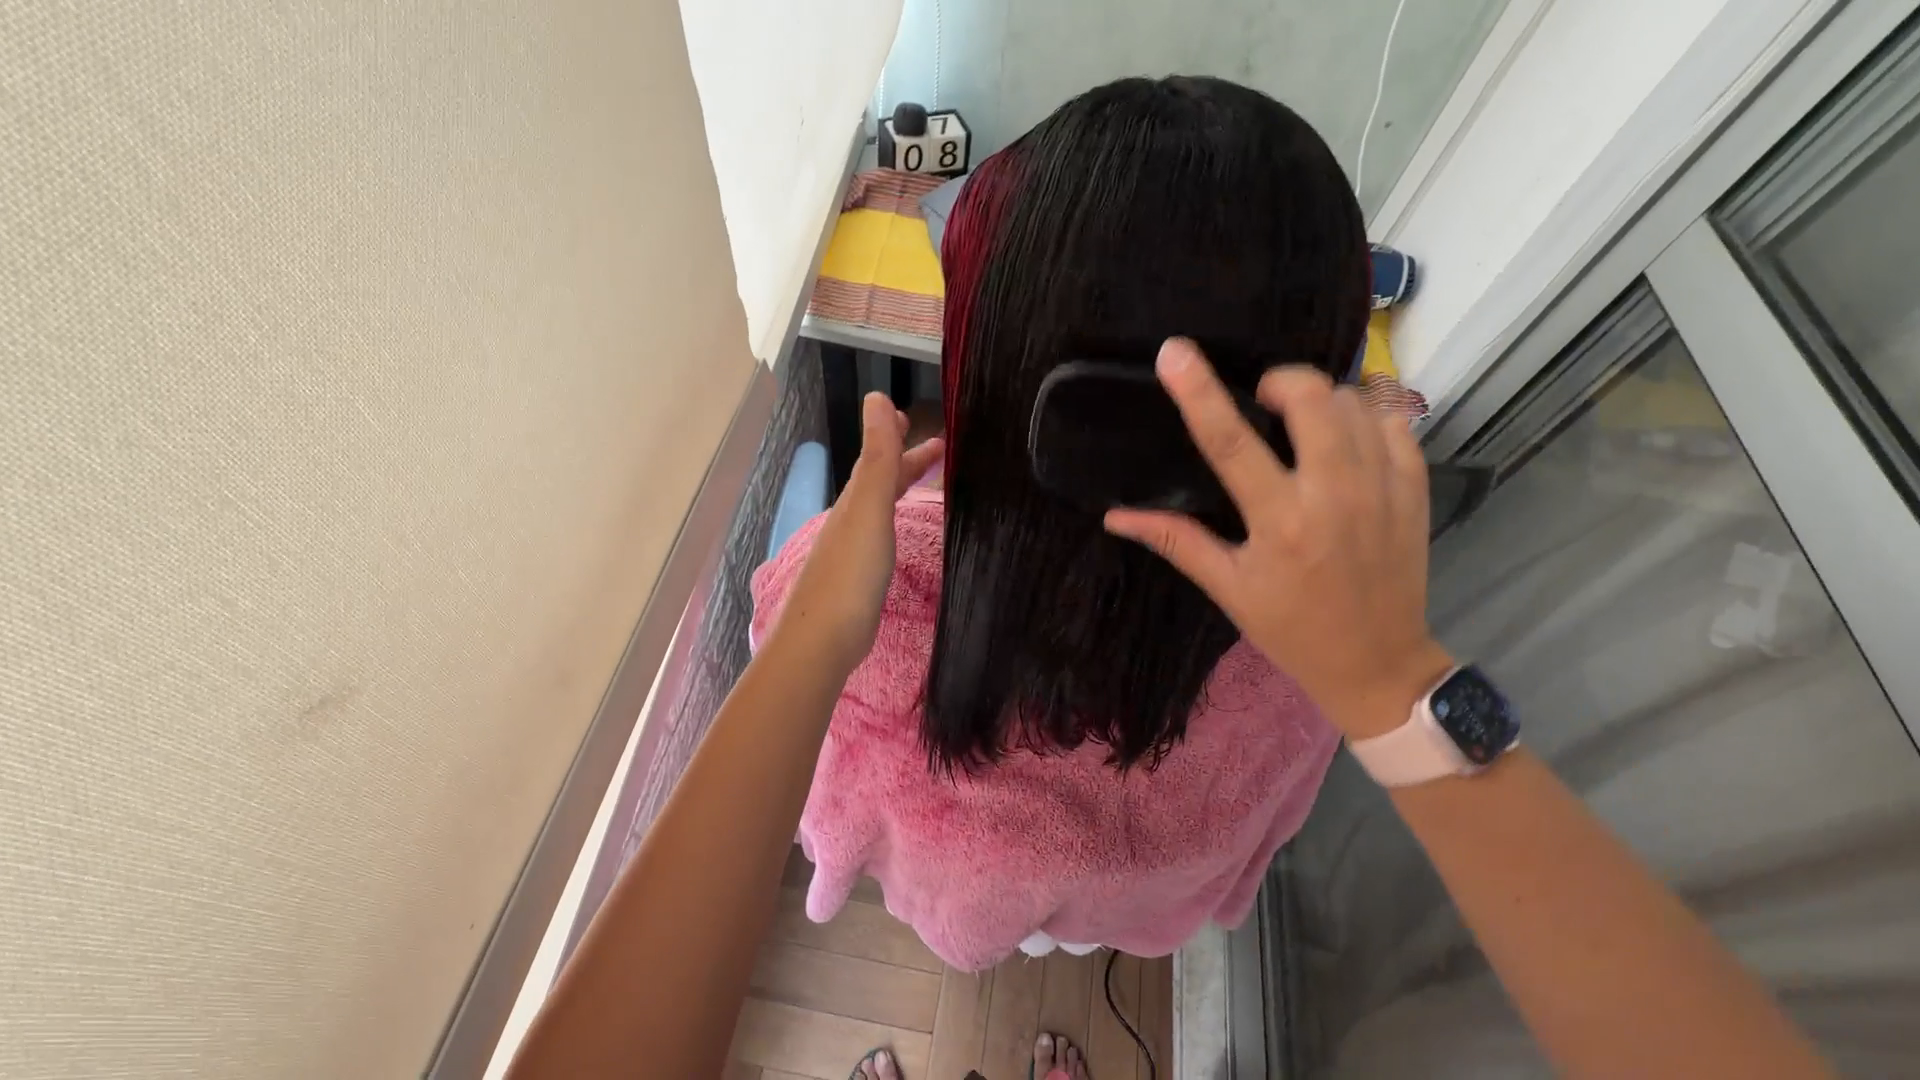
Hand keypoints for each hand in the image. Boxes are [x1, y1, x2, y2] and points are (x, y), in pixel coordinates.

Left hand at [776, 393, 942, 673]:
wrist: (825, 638)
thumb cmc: (852, 571)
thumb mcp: (870, 507)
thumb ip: (877, 456)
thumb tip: (875, 398)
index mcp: (856, 500)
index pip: (879, 458)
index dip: (896, 436)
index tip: (916, 417)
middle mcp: (851, 519)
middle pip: (879, 480)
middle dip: (904, 460)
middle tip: (938, 447)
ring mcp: (853, 550)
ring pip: (880, 507)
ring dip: (901, 489)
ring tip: (925, 483)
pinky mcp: (860, 578)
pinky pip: (882, 535)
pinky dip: (895, 522)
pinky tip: (897, 535)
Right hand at [1104, 339, 1453, 738]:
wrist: (1378, 663)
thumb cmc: (1292, 627)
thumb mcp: (1228, 588)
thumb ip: (1176, 541)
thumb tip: (1114, 515)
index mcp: (1279, 523)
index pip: (1229, 441)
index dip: (1197, 391)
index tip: (1174, 352)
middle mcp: (1334, 495)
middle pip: (1310, 398)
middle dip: (1281, 381)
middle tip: (1264, 401)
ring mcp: (1383, 487)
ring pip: (1355, 401)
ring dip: (1322, 398)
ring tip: (1305, 424)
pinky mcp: (1415, 487)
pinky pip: (1395, 419)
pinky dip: (1368, 413)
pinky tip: (1348, 436)